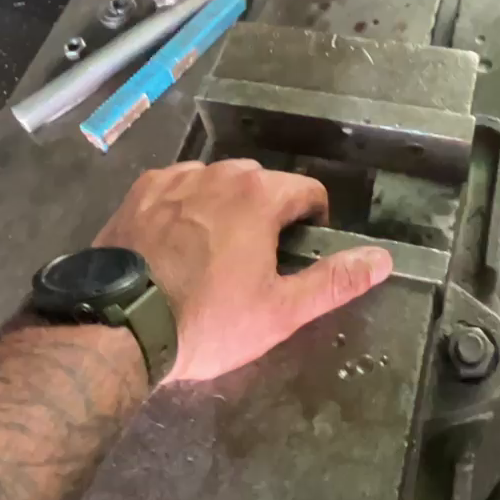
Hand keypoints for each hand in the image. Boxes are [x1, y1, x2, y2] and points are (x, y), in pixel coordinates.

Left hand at [93, 159, 392, 383]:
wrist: (118, 327)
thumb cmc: (208, 320)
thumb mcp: (281, 311)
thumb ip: (335, 281)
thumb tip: (382, 258)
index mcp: (260, 195)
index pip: (309, 192)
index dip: (312, 223)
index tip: (296, 256)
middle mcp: (220, 172)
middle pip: (263, 185)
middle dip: (268, 215)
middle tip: (253, 264)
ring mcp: (176, 177)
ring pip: (218, 183)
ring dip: (226, 207)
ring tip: (210, 255)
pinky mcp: (141, 190)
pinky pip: (179, 187)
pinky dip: (185, 206)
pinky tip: (173, 243)